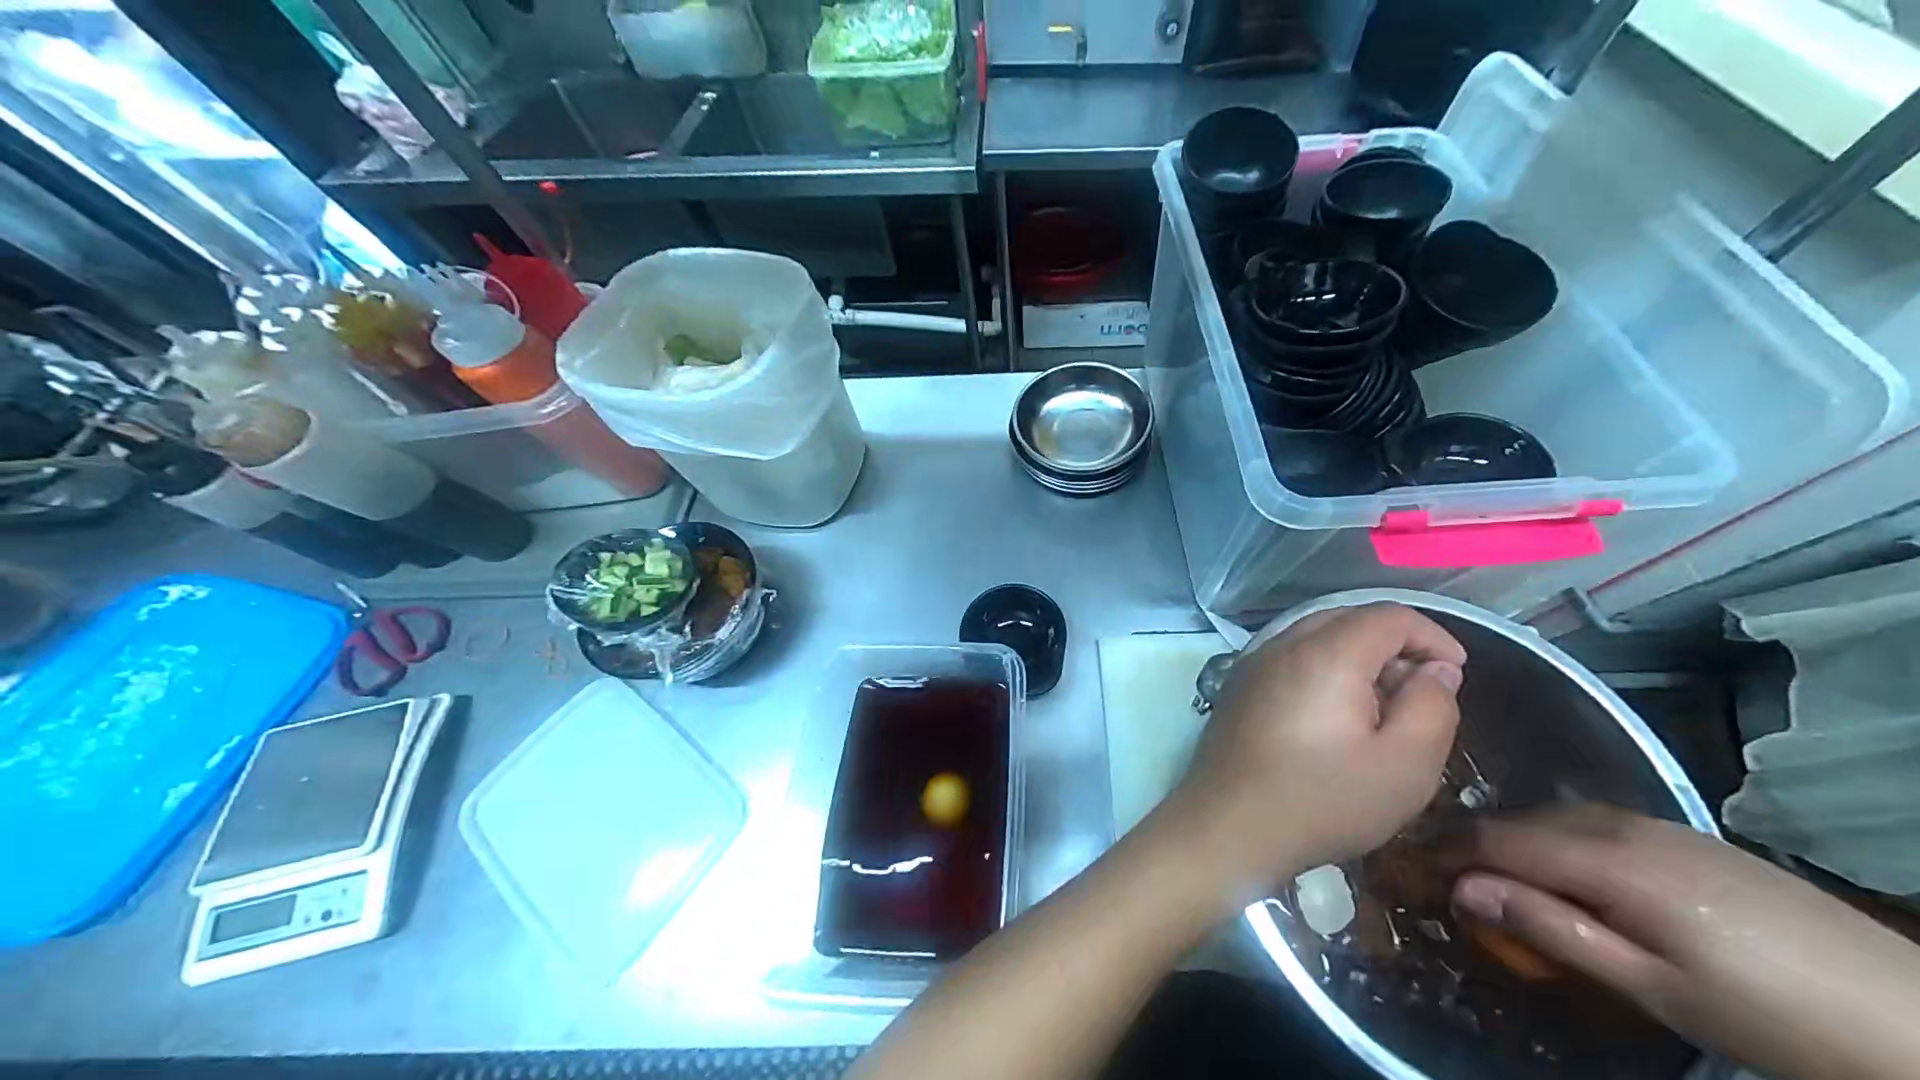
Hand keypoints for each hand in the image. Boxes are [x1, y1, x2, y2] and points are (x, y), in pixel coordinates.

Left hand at [1156, 603, 1465, 901]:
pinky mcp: (1238, 685)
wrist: (1227, 825)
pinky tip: (1333, 715)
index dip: (1432, 636)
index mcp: (1325, 653)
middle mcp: (1282, 644)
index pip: (1389, 615)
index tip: (1455, 674)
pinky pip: (1290, 656)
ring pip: (1316, 634)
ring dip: (1357, 656)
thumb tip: (1436, 670)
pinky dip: (1322, 668)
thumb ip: (1432, 707)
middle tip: (1419, 693)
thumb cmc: (1322, 800)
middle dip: (1394, 644)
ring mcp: (1253, 662)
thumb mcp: (1405, 765)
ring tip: (1379, 708)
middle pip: (1349, 618)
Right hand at [1453, 806, 1919, 1079]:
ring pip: (1557, 816)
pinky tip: (1576, 875)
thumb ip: (1551, 929)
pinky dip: (1562, 840)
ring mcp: (1660, 825)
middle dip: (1480, 846)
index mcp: (1608, 861)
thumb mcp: (1651, 987)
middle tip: (1460, 884)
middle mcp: (1623, 826)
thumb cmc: (1768, 1015)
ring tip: (1510, 881)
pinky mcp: (1688, 835)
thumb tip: (1465, 891)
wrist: (1918, 1018)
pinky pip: (1597, 822)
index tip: (1419, 870)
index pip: (1497, 838)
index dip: (1450, 851)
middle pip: (1522, 820)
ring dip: (1520, 841)